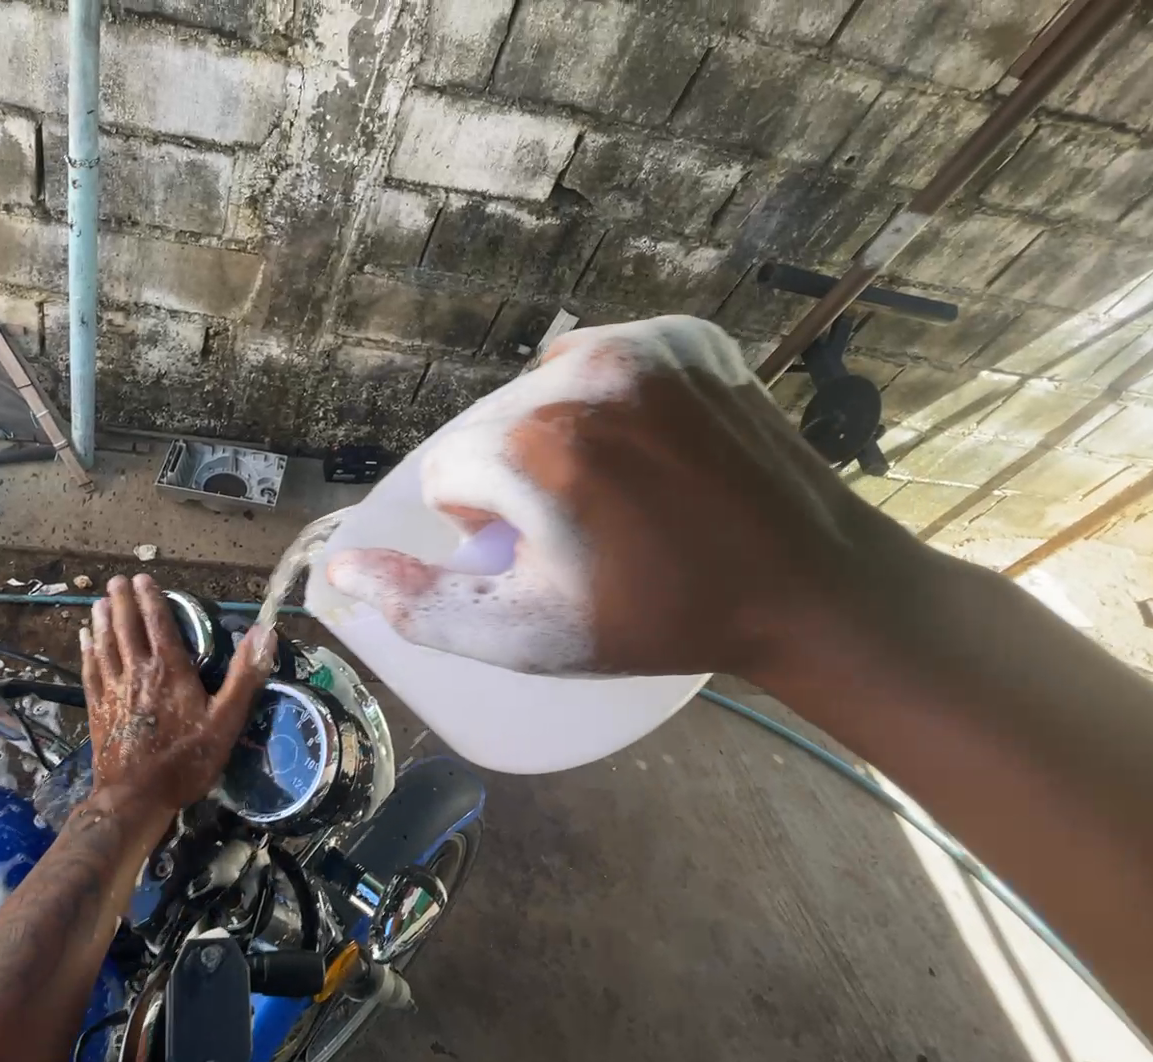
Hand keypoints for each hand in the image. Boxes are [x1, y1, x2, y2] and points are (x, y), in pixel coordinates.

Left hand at [79, 574, 271, 822]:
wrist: (136, 798)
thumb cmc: (186, 760)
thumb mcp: (226, 720)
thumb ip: (244, 675)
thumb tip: (265, 632)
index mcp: (170, 670)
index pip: (158, 623)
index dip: (151, 599)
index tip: (143, 579)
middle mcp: (138, 671)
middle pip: (127, 627)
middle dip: (122, 601)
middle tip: (117, 580)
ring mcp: (114, 689)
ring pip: (105, 644)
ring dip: (102, 620)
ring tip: (99, 601)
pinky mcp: (98, 708)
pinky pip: (91, 670)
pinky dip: (88, 651)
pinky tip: (85, 640)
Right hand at [326, 315, 923, 680]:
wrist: (811, 586)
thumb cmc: (658, 618)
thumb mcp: (526, 636)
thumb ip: (419, 603)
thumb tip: (340, 566)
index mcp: (532, 447)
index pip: (444, 473)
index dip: (479, 522)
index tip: (537, 552)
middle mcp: (577, 374)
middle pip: (484, 426)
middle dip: (507, 477)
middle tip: (578, 526)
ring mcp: (640, 344)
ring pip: (533, 389)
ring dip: (546, 436)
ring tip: (611, 486)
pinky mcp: (685, 334)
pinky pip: (594, 363)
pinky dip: (596, 401)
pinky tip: (644, 446)